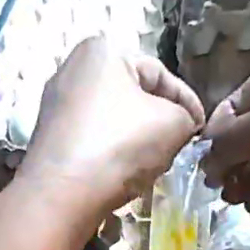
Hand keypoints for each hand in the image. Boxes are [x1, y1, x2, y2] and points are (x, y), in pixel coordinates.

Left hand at [19, 36, 203, 214]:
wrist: (59, 198)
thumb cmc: (118, 148)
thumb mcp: (172, 125)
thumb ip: (186, 118)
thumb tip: (184, 127)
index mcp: (102, 50)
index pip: (160, 74)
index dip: (187, 103)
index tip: (201, 130)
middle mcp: (71, 71)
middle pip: (132, 98)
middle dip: (158, 123)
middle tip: (178, 148)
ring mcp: (55, 108)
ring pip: (111, 123)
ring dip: (135, 142)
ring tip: (153, 165)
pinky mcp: (48, 142)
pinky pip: (90, 144)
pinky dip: (110, 156)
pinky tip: (122, 177)